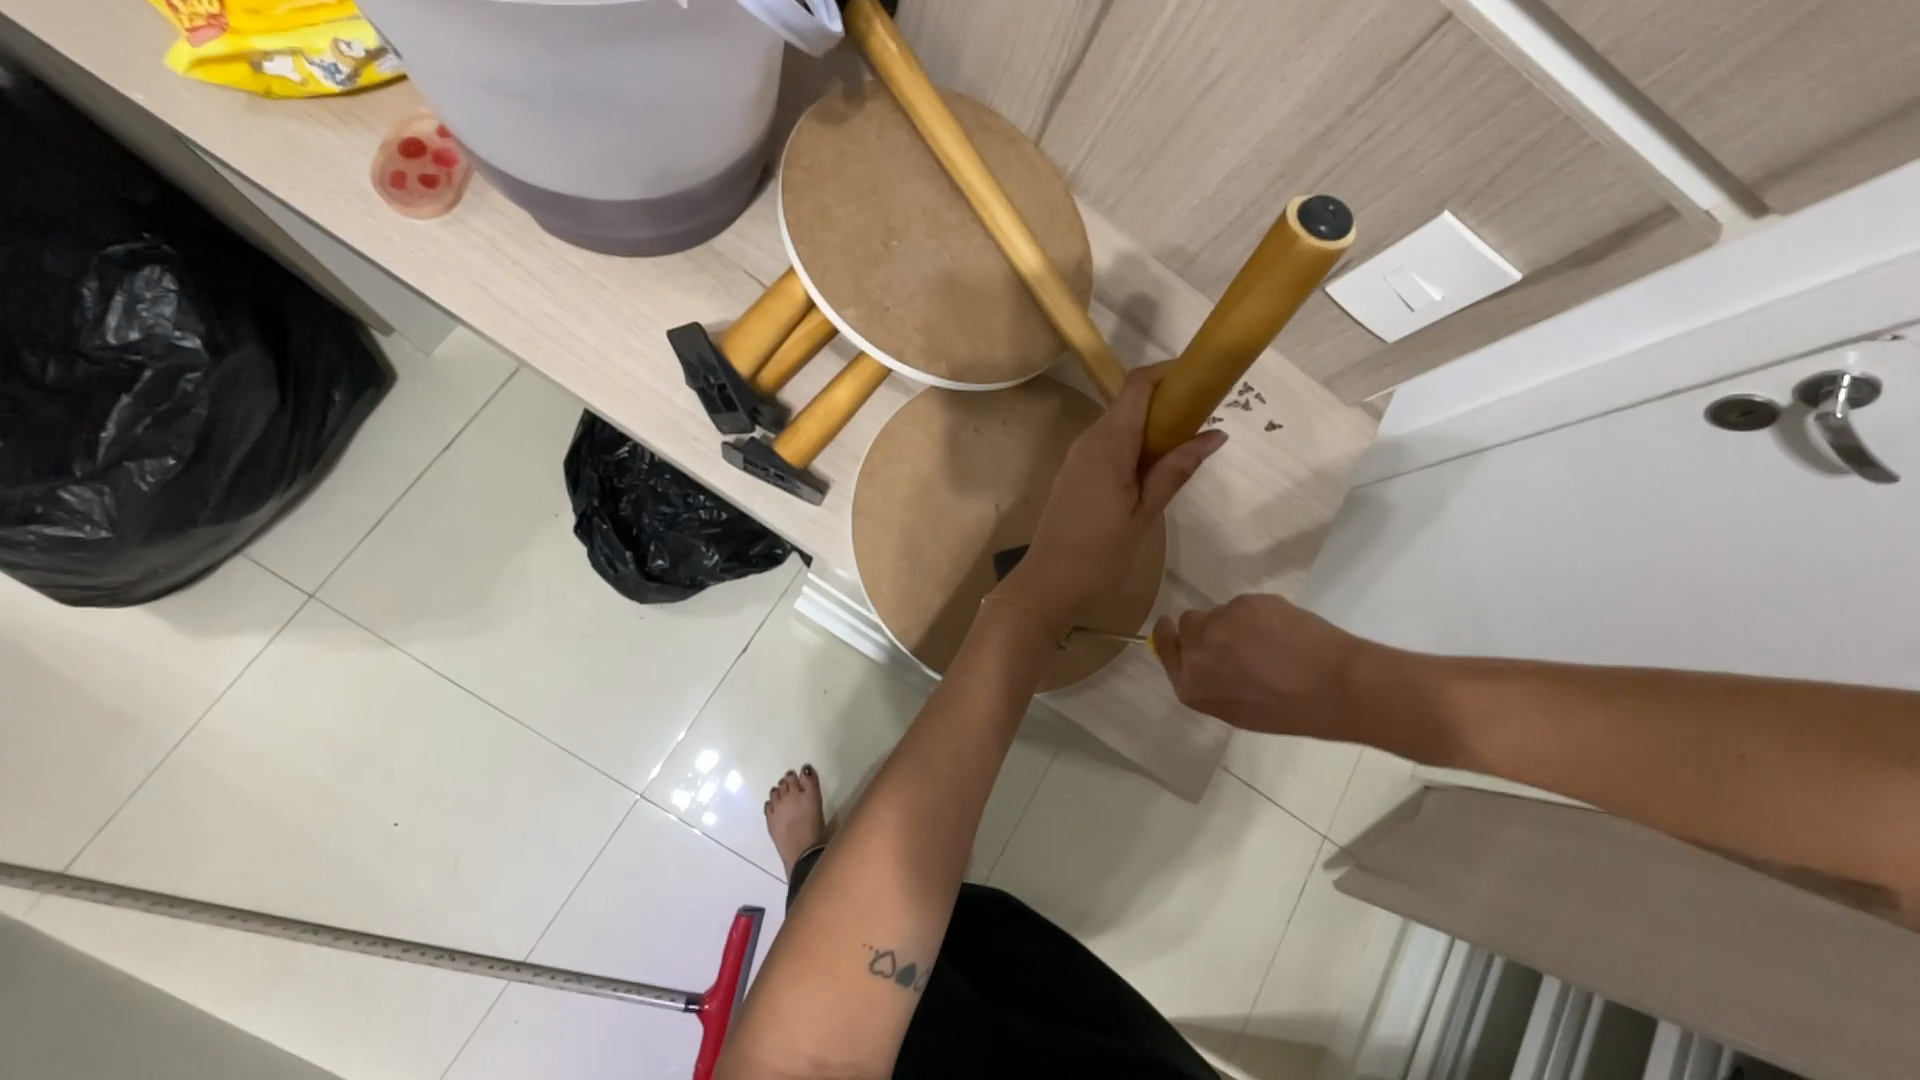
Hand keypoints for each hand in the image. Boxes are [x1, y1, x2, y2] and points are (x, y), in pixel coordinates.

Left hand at [992, 364, 1226, 634]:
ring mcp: (1078, 455)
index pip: (1136, 385)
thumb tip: (1215, 434)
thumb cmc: (1101, 552)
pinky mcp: (1074, 471)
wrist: (1049, 581)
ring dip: (1152, 426)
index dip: (1167, 373)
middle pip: (1129, 402)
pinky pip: (1108, 443)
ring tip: (1186, 446)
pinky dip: (1135, 444)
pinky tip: (1154, 468)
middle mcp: (1089, 439)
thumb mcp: (1146, 512)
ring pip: (1119, 424)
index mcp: (1108, 443)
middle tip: (1204, 420)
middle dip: (1167, 402)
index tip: (1200, 379)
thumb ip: (1177, 469)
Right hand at [1154, 594, 1382, 738]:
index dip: (1172, 635)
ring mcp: (1220, 622)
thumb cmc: (1287, 711)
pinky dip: (1260, 615)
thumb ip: (1206, 682)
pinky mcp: (1246, 603)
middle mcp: (1196, 651)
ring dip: (1236, 623)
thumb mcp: (1234, 709)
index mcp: (1190, 684)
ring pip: (1220, 612)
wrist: (1336, 686)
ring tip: (1270, 643)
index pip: (1163, 644)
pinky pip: (1245, 604)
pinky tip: (1284, 633)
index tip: (1185, 632)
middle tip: (1239, 644)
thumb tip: (1200, 659)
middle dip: (1208, 629)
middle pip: (1188, 624)